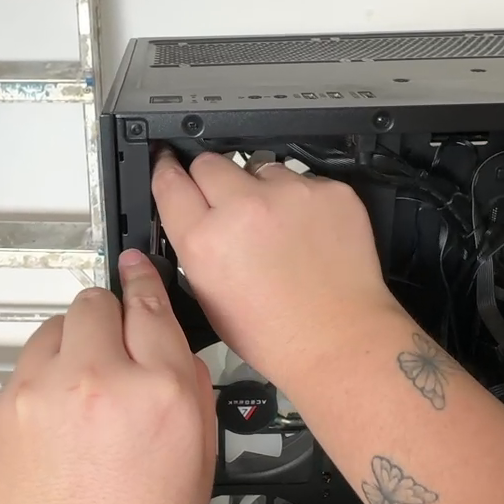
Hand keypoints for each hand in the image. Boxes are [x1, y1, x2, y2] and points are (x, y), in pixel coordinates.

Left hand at [0, 249, 215, 503]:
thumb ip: (192, 392)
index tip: (140, 267)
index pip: (152, 306)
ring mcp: (42, 389)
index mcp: (160, 394)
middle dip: (111, 318)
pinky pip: (30, 360)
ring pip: (59, 323)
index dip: (147, 282)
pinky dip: (46, 373)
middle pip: (98, 300)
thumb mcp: (198, 465)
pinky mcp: (4, 405)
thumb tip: (173, 347)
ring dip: (76, 343)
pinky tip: (59, 419)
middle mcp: (99, 379)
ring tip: (85, 394)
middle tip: (118, 356)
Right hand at [150, 148, 404, 383]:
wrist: (337, 340)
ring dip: (260, 190)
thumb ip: (194, 244)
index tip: (169, 165)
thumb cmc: (276, 332)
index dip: (166, 172)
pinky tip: (304, 232)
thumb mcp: (208, 295)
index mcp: (205, 240)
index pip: (169, 181)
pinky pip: (301, 179)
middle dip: (212, 181)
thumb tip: (189, 211)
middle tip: (229, 209)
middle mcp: (243, 209)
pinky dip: (299, 200)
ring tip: (275, 230)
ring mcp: (289, 195)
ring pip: (258, 168)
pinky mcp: (328, 191)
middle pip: (208, 163)